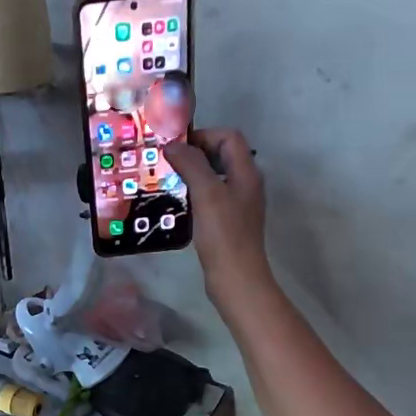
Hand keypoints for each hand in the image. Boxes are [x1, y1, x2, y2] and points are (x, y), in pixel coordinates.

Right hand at [162, 128, 268, 303]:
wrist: (236, 279)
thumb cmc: (223, 234)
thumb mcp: (207, 193)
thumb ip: (192, 164)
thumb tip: (173, 145)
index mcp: (247, 173)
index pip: (229, 137)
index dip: (204, 136)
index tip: (178, 149)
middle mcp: (246, 185)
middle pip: (222, 156)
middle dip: (196, 154)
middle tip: (169, 164)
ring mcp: (238, 206)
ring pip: (215, 178)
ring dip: (193, 176)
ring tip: (169, 182)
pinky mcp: (228, 224)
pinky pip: (211, 199)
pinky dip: (195, 196)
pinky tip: (179, 206)